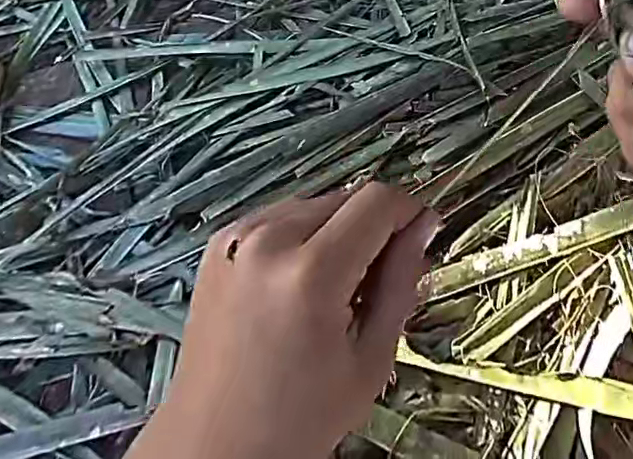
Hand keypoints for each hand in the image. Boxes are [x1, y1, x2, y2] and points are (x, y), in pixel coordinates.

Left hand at [132, 184, 440, 458]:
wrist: (209, 449)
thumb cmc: (294, 422)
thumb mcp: (368, 362)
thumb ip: (401, 284)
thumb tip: (423, 226)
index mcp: (310, 273)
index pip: (377, 201)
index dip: (407, 211)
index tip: (420, 233)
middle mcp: (269, 241)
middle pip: (348, 198)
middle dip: (373, 227)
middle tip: (377, 279)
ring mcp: (239, 238)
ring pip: (316, 203)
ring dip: (338, 230)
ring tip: (333, 288)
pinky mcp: (221, 242)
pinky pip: (281, 216)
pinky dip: (302, 236)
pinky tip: (298, 284)